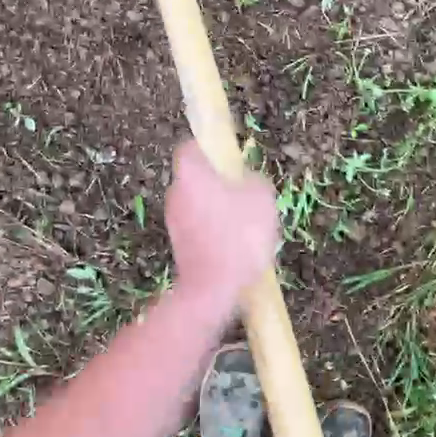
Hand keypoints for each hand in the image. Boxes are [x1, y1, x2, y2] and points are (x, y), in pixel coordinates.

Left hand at [164, 140, 279, 309]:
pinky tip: (236, 246)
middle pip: (197, 178)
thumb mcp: (262, 198)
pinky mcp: (178, 245)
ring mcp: (173, 220)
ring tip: (245, 225)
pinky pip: (199, 227)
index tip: (228, 159)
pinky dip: (214, 231)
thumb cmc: (238, 235)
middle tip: (245, 195)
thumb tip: (246, 181)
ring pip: (199, 204)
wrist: (213, 288)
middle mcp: (175, 192)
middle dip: (219, 184)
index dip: (210, 148)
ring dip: (218, 209)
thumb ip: (253, 180)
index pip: (191, 147)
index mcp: (191, 174)